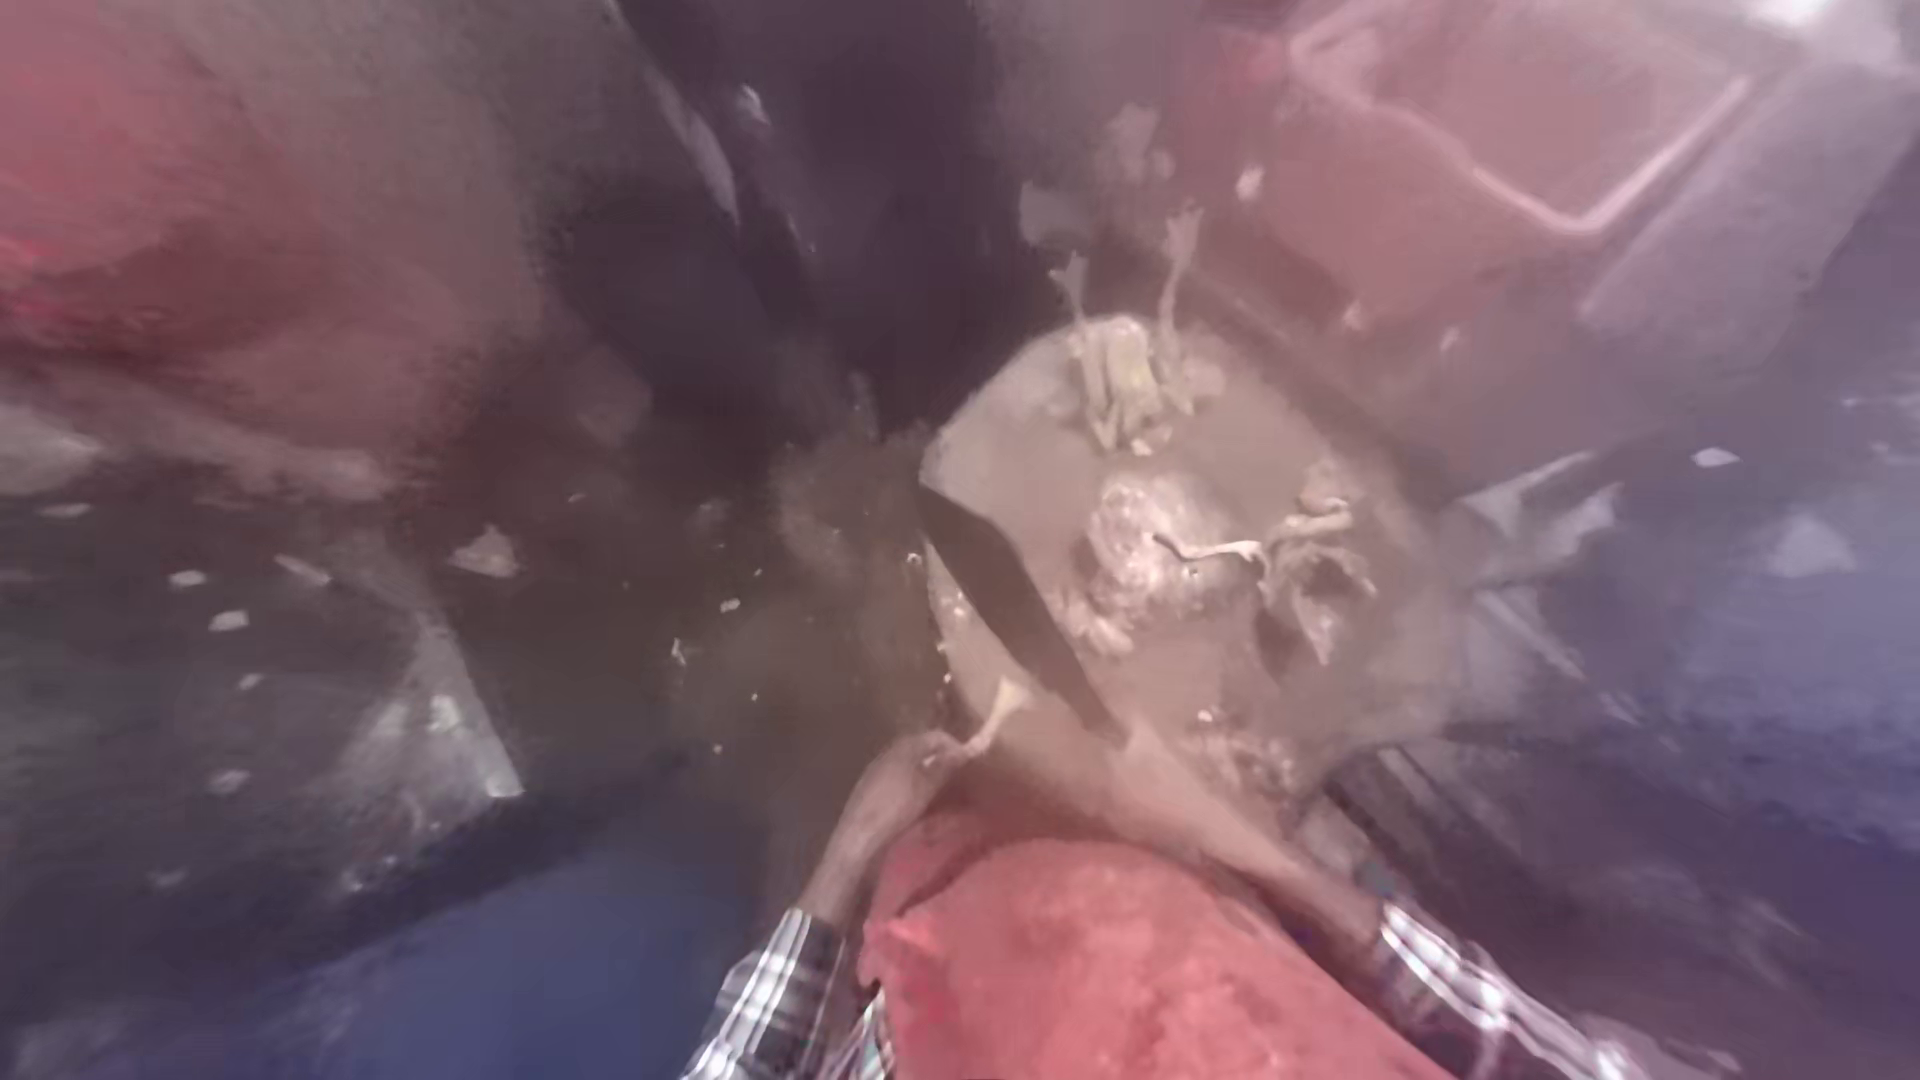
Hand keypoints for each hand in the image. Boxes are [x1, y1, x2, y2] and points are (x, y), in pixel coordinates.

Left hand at [828, 730, 968, 865]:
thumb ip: (945, 766)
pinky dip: (914, 785)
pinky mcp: (872, 788)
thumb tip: (964, 749)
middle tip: (958, 778)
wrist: (858, 837)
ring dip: (928, 774)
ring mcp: (878, 770)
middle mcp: (890, 752)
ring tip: (942, 792)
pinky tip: (919, 803)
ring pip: (911, 764)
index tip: (970, 763)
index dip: (955, 746)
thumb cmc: (896, 807)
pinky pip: (900, 779)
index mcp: (904, 746)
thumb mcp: (926, 786)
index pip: (936, 736)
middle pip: (922, 748)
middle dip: (942, 760)